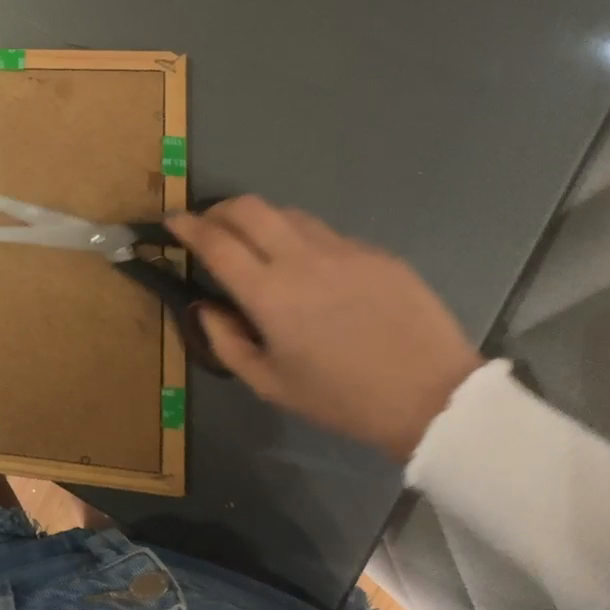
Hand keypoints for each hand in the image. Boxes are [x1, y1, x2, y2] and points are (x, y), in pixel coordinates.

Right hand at [167, 196, 482, 461]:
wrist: (437, 401)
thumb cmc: (343, 399)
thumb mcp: (270, 385)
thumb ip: (226, 342)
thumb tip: (204, 306)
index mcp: (268, 293)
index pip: (214, 240)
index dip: (186, 225)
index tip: (171, 222)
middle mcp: (300, 259)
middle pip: (247, 208)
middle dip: (219, 210)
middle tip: (212, 227)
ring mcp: (342, 251)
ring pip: (287, 213)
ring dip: (262, 221)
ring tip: (261, 245)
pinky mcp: (376, 254)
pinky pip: (327, 234)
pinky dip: (304, 240)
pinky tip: (314, 270)